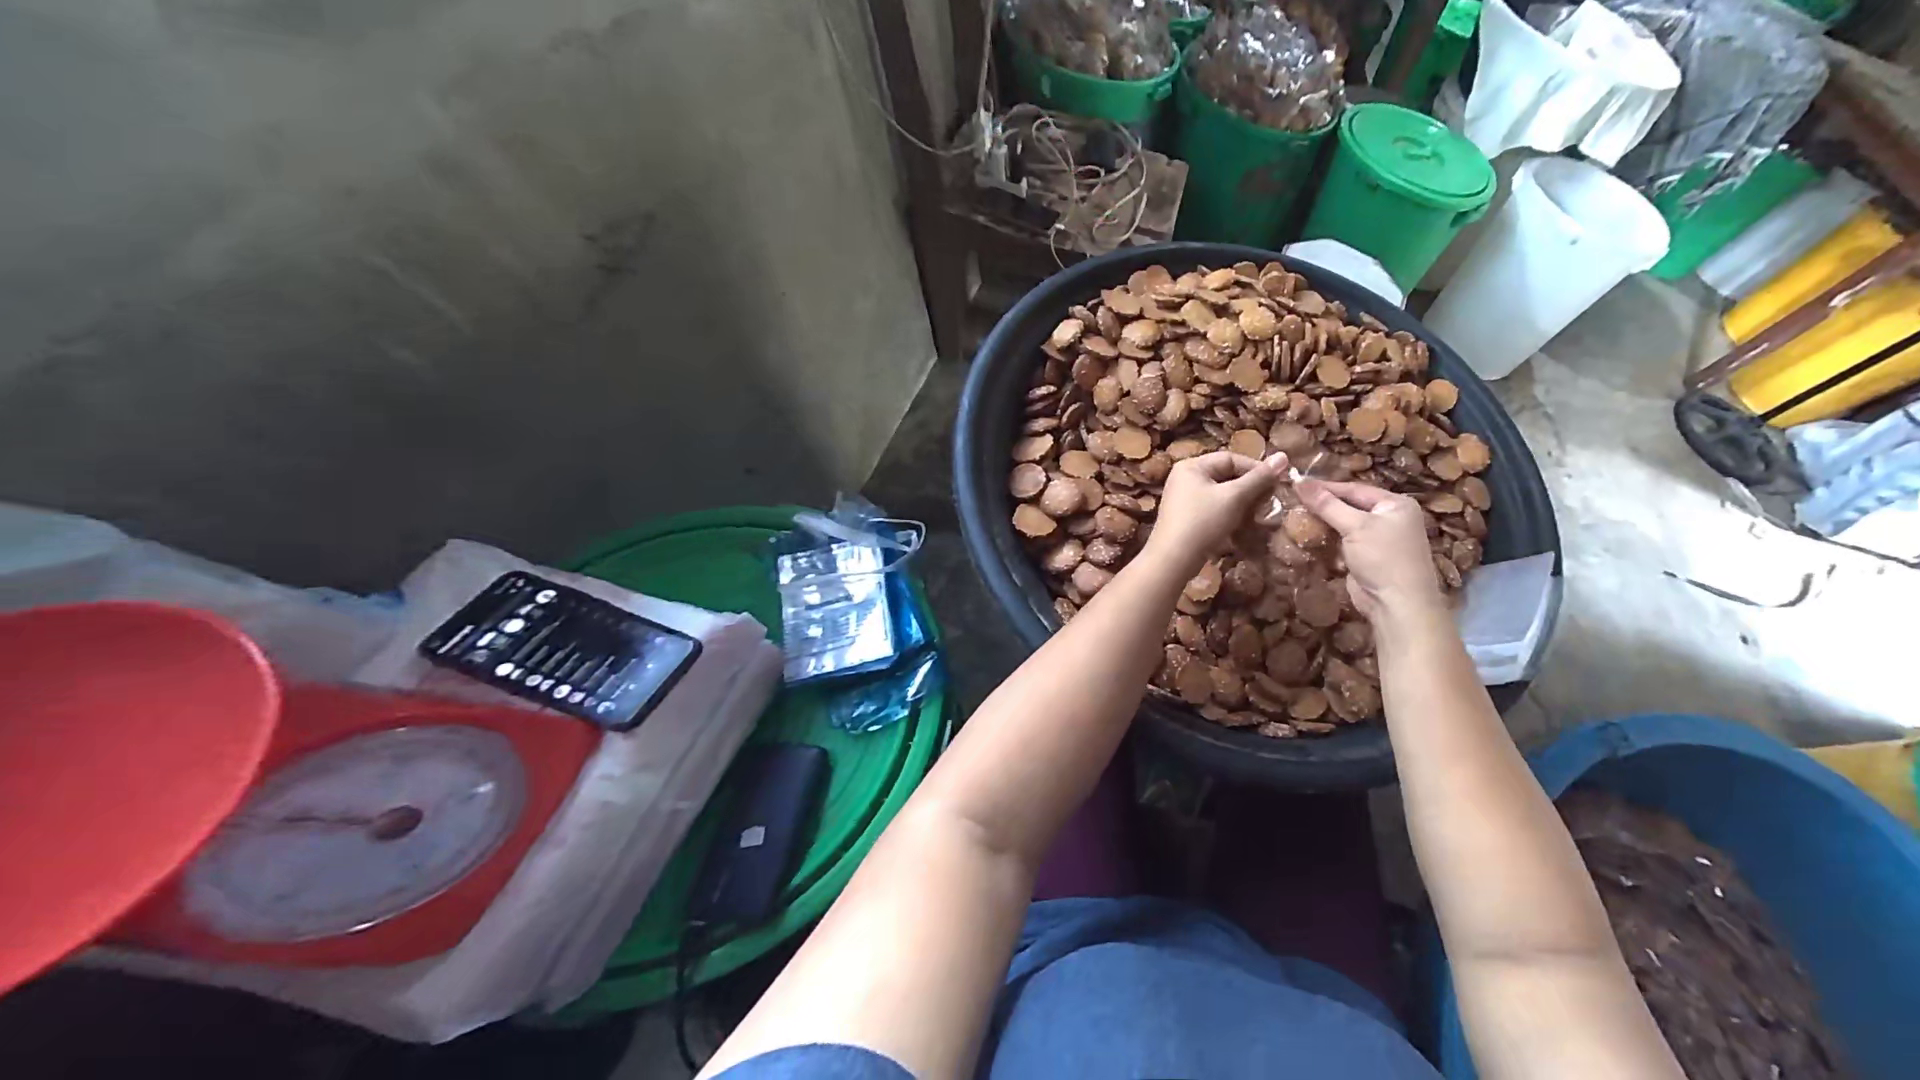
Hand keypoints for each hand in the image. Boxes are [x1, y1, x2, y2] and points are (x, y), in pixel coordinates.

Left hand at [1144, 451, 1285, 570]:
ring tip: (1259, 513)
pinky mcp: (1187, 517)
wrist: (1173, 558)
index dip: (1256, 468)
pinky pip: (1213, 508)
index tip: (1277, 482)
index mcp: (1191, 466)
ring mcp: (1184, 499)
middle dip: (1250, 487)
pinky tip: (1243, 524)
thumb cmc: (1203, 522)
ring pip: (1221, 494)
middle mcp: (1184, 478)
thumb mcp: (1234, 497)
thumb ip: (1259, 477)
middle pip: (1225, 475)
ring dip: (1242, 502)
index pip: (1230, 458)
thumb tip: (1283, 456)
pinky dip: (1230, 513)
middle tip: (1270, 500)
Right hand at [1295, 478, 1441, 621]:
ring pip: (1344, 523)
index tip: (1295, 484)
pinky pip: (1343, 540)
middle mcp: (1390, 518)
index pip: (1354, 489)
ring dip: (1322, 522)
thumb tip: (1298, 481)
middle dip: (1322, 505)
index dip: (1324, 487)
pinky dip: (1327, 538)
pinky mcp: (1366, 556)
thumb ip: (1327, 504)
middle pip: (1349, 505)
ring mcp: (1378, 538)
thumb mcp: (1355, 526)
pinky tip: (1307, 535)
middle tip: (1292, 501)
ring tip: (1294, 516)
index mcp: (1395, 504)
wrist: (1397, 603)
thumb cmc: (1382, 558)